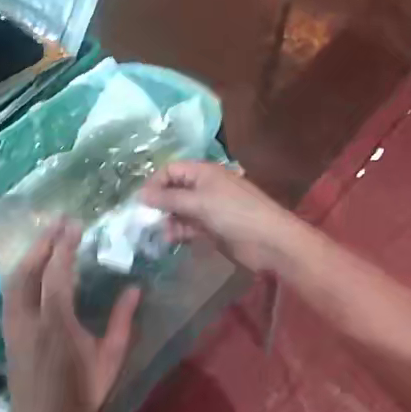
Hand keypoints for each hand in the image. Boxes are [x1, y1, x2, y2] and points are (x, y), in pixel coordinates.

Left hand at [1, 221, 140, 411]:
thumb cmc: (81, 400)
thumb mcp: (111, 362)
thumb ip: (122, 322)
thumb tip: (135, 287)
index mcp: (55, 323)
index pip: (57, 273)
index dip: (64, 246)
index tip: (75, 225)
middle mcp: (28, 318)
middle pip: (28, 270)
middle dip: (43, 243)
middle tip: (59, 223)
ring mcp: (13, 326)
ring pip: (14, 280)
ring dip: (30, 255)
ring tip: (47, 240)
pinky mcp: (9, 334)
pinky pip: (11, 292)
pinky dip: (22, 272)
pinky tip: (33, 269)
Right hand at [140, 161, 312, 274]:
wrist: (270, 241)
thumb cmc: (234, 213)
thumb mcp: (199, 202)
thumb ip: (169, 198)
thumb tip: (140, 195)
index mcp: (203, 172)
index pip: (170, 170)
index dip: (154, 183)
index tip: (140, 203)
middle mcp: (204, 187)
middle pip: (173, 191)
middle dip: (159, 204)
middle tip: (144, 222)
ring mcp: (209, 208)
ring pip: (180, 210)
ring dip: (168, 221)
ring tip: (160, 234)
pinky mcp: (212, 228)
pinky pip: (189, 226)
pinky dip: (179, 232)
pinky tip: (172, 240)